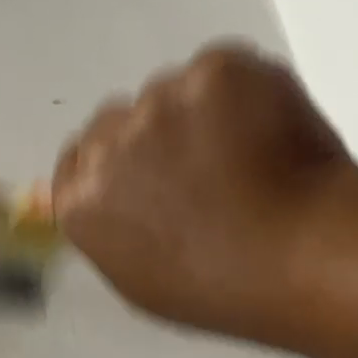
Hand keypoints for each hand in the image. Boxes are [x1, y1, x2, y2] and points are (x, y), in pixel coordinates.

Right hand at [52, 42, 357, 344]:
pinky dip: (240, 93)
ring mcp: (160, 102)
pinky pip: (217, 72)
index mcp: (81, 201)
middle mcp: (108, 146)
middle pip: (115, 123)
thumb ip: (99, 224)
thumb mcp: (132, 273)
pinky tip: (264, 132)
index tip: (144, 179)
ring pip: (167, 94)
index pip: (76, 162)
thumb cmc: (212, 287)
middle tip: (195, 170)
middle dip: (147, 140)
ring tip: (239, 155)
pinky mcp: (216, 70)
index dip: (113, 167)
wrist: (296, 254)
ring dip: (192, 114)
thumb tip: (61, 195)